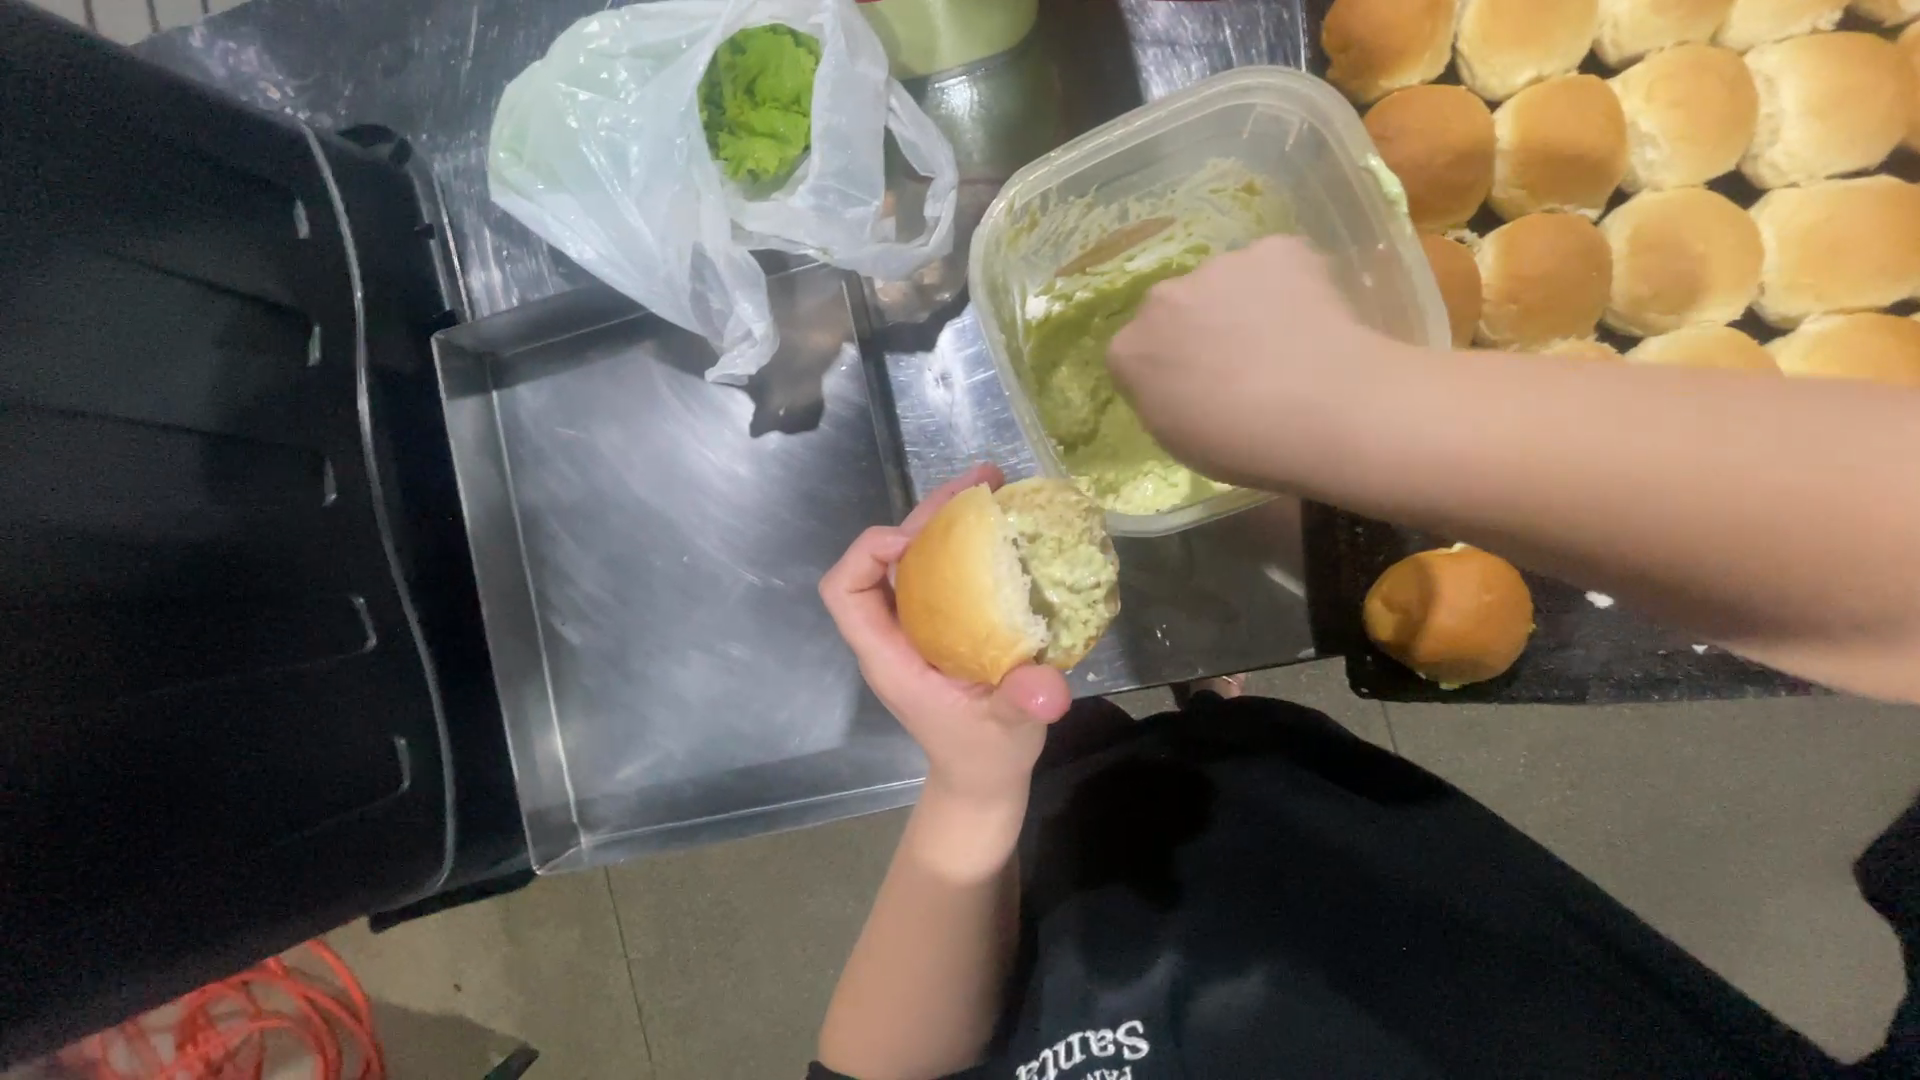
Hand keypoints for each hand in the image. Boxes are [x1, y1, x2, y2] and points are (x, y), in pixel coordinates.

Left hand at [820, 464, 1071, 809]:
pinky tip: (1006, 528)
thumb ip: (1020, 707)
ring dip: (950, 520)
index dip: (867, 554)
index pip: (844, 592)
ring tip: (995, 486)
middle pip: (887, 558)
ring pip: (918, 557)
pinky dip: (969, 544)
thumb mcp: (1006, 731)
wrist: (985, 774)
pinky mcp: (943, 624)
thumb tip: (1048, 691)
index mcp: (889, 655)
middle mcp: (896, 632)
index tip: (917, 539)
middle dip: (927, 516)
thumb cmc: (984, 755)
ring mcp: (918, 626)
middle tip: (980, 483)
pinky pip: (945, 572)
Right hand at [1107, 235, 1409, 487]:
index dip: (1167, 371)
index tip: (1194, 392)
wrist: (1317, 411)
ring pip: (1225, 283)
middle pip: (1175, 309)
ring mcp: (1218, 267)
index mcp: (1128, 350)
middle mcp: (1161, 299)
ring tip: (1283, 343)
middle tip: (1239, 365)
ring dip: (1242, 304)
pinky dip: (1290, 285)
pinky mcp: (1276, 249)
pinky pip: (1277, 265)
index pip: (1135, 353)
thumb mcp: (1175, 438)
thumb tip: (1181, 382)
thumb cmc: (1236, 444)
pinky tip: (1312, 319)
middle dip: (1198, 329)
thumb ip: (1162, 397)